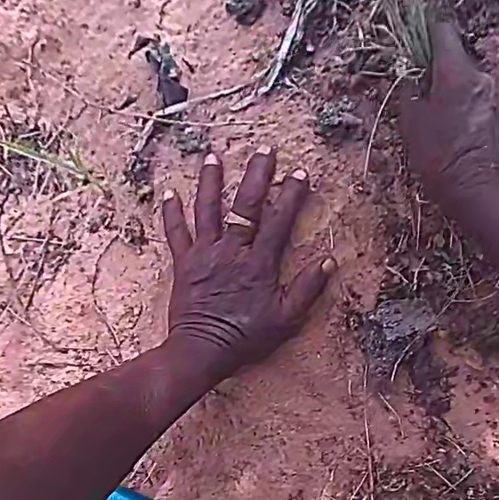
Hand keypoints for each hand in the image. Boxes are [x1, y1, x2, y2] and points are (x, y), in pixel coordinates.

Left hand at [160, 149, 334, 380]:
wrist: (203, 350)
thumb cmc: (247, 337)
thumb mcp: (287, 320)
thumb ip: (308, 290)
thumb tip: (329, 262)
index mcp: (259, 263)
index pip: (279, 221)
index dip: (291, 195)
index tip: (300, 173)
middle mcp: (232, 251)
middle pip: (245, 206)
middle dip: (256, 175)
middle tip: (264, 150)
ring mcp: (205, 255)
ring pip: (207, 210)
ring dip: (211, 181)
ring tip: (213, 156)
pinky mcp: (184, 265)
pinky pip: (176, 233)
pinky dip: (171, 213)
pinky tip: (170, 192)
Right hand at [396, 20, 498, 209]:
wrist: (473, 190)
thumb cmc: (438, 157)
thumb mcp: (411, 121)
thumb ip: (408, 88)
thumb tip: (407, 73)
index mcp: (456, 70)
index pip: (441, 29)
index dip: (423, 33)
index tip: (409, 46)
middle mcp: (479, 73)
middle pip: (453, 53)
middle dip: (433, 65)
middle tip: (414, 85)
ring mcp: (490, 92)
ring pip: (462, 74)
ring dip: (445, 84)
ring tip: (428, 109)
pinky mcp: (493, 110)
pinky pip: (471, 92)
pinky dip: (456, 98)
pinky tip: (444, 121)